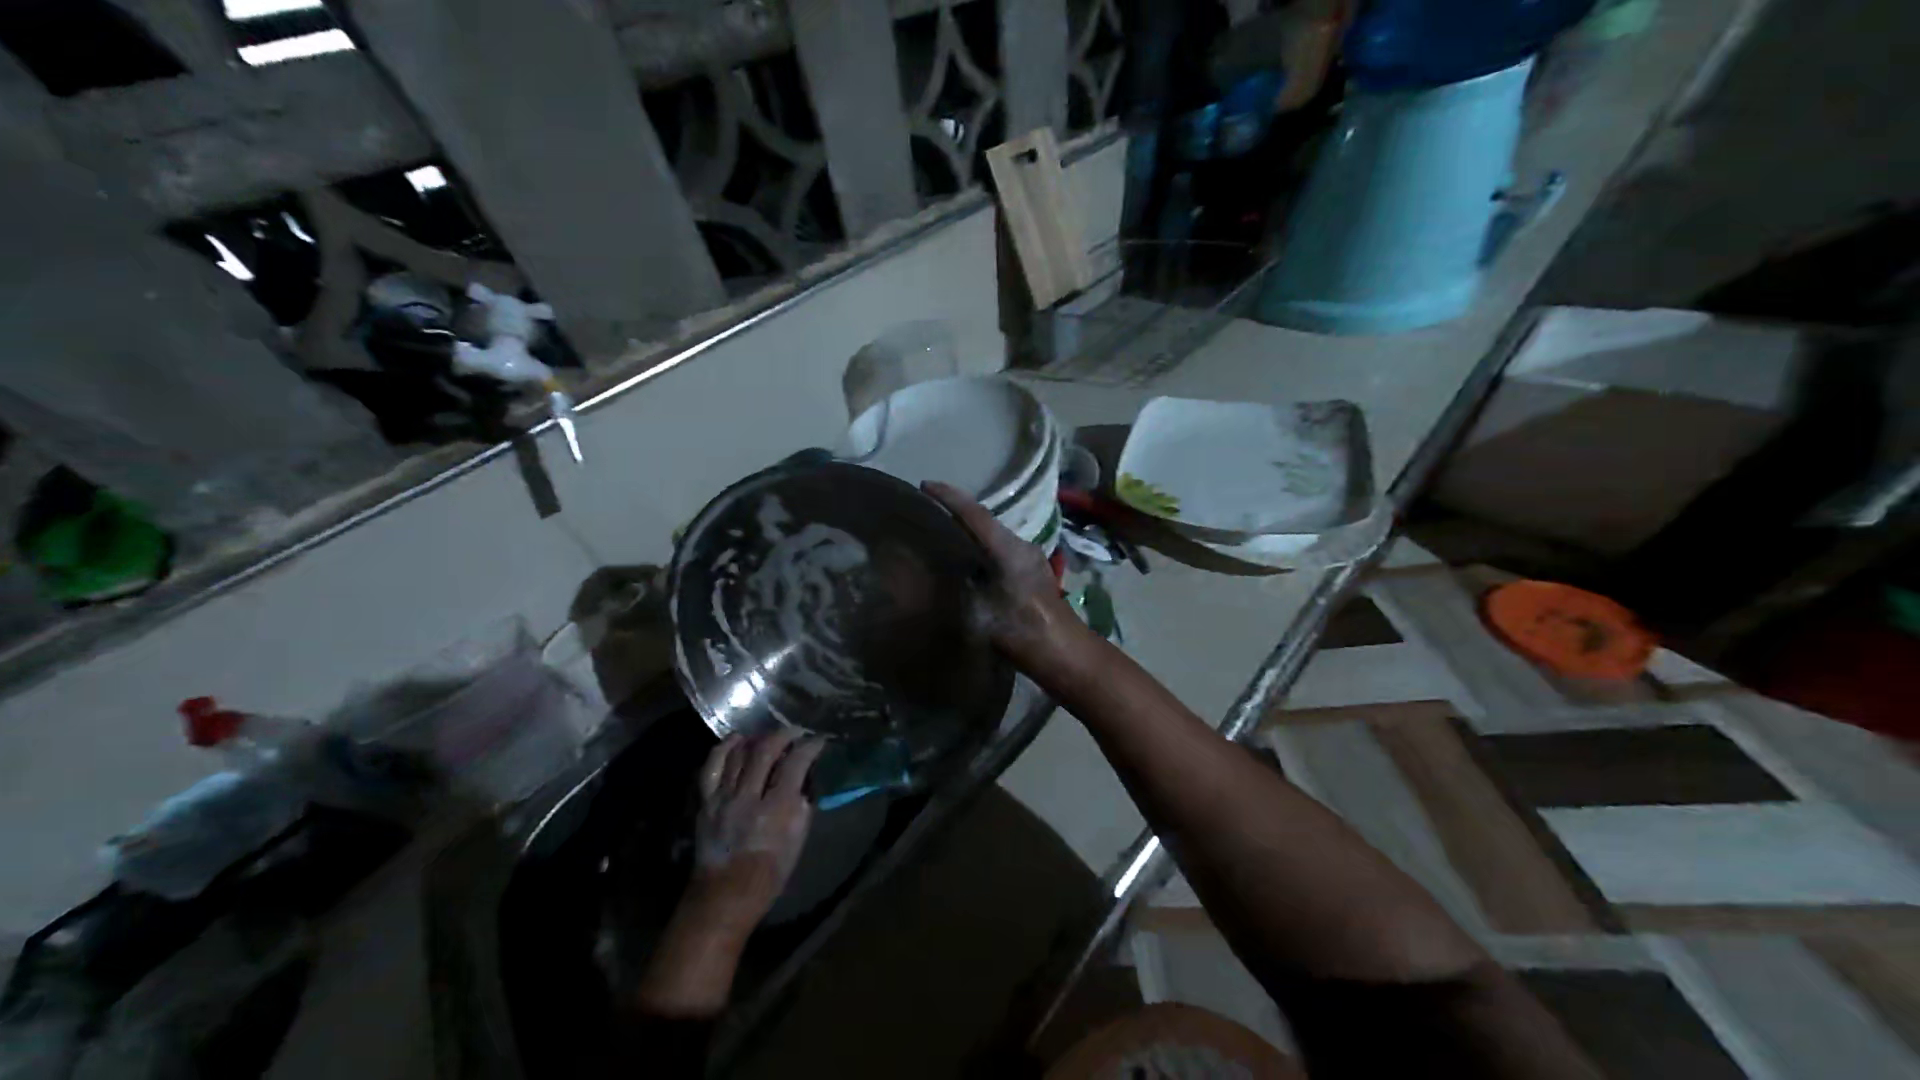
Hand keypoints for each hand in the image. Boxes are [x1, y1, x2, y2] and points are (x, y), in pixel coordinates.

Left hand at [635, 731, 823, 1018]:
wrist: (724, 896)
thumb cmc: (769, 874)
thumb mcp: (798, 841)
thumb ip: (802, 807)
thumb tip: (803, 782)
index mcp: (777, 809)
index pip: (796, 763)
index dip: (810, 746)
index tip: (819, 741)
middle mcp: (749, 796)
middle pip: (765, 749)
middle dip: (784, 734)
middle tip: (795, 732)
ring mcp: (724, 797)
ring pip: (739, 752)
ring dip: (757, 738)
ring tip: (768, 736)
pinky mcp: (706, 801)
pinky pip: (712, 765)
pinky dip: (725, 748)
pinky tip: (736, 741)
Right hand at [922, 480, 1086, 666]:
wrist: (1068, 657)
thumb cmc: (1025, 632)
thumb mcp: (981, 612)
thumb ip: (958, 588)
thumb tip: (936, 572)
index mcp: (1009, 549)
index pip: (975, 514)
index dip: (949, 497)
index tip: (925, 485)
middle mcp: (1021, 547)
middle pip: (985, 522)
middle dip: (956, 513)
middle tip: (925, 511)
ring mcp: (1031, 561)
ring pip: (993, 538)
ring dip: (969, 533)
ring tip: (939, 535)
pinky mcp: (1032, 577)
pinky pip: (1000, 554)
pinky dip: (980, 551)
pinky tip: (965, 565)